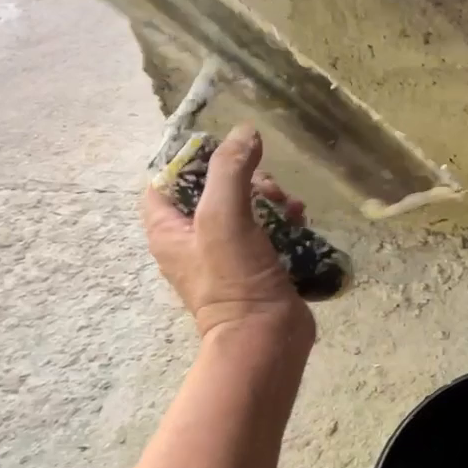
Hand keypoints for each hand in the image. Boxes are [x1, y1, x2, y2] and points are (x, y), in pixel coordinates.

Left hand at [141, 123, 314, 348]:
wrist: (266, 336)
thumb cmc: (234, 277)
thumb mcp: (225, 216)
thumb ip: (231, 170)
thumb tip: (246, 131)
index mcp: (168, 230)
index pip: (166, 180)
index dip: (192, 160)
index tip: (229, 151)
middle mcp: (192, 241)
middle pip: (214, 190)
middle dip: (245, 179)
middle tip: (268, 186)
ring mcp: (226, 255)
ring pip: (246, 208)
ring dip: (270, 198)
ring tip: (291, 205)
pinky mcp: (256, 266)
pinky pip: (267, 230)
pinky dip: (283, 220)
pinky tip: (301, 220)